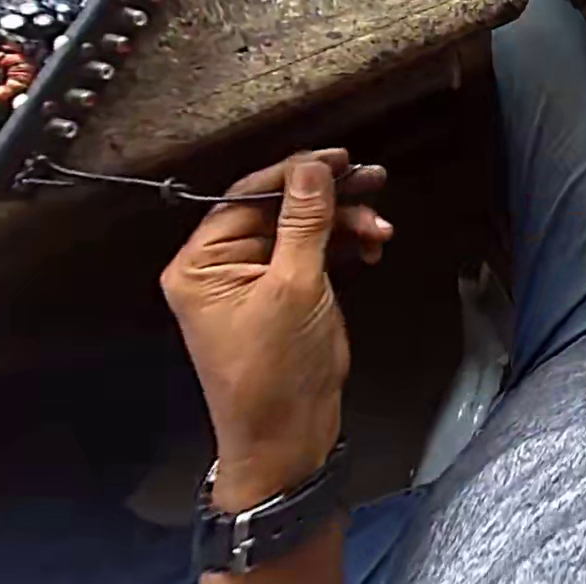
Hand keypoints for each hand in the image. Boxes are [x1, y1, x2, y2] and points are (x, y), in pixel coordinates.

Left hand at [160, 150, 390, 510]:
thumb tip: (312, 167)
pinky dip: (350, 242)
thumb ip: (305, 221)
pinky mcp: (294, 284)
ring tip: (380, 229)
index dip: (296, 172)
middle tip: (374, 180)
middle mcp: (229, 261)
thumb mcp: (294, 285)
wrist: (291, 427)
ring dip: (349, 221)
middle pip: (284, 206)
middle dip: (332, 196)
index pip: (248, 196)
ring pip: (310, 224)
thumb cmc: (277, 361)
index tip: (341, 158)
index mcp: (205, 261)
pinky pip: (323, 246)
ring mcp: (263, 272)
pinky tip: (372, 250)